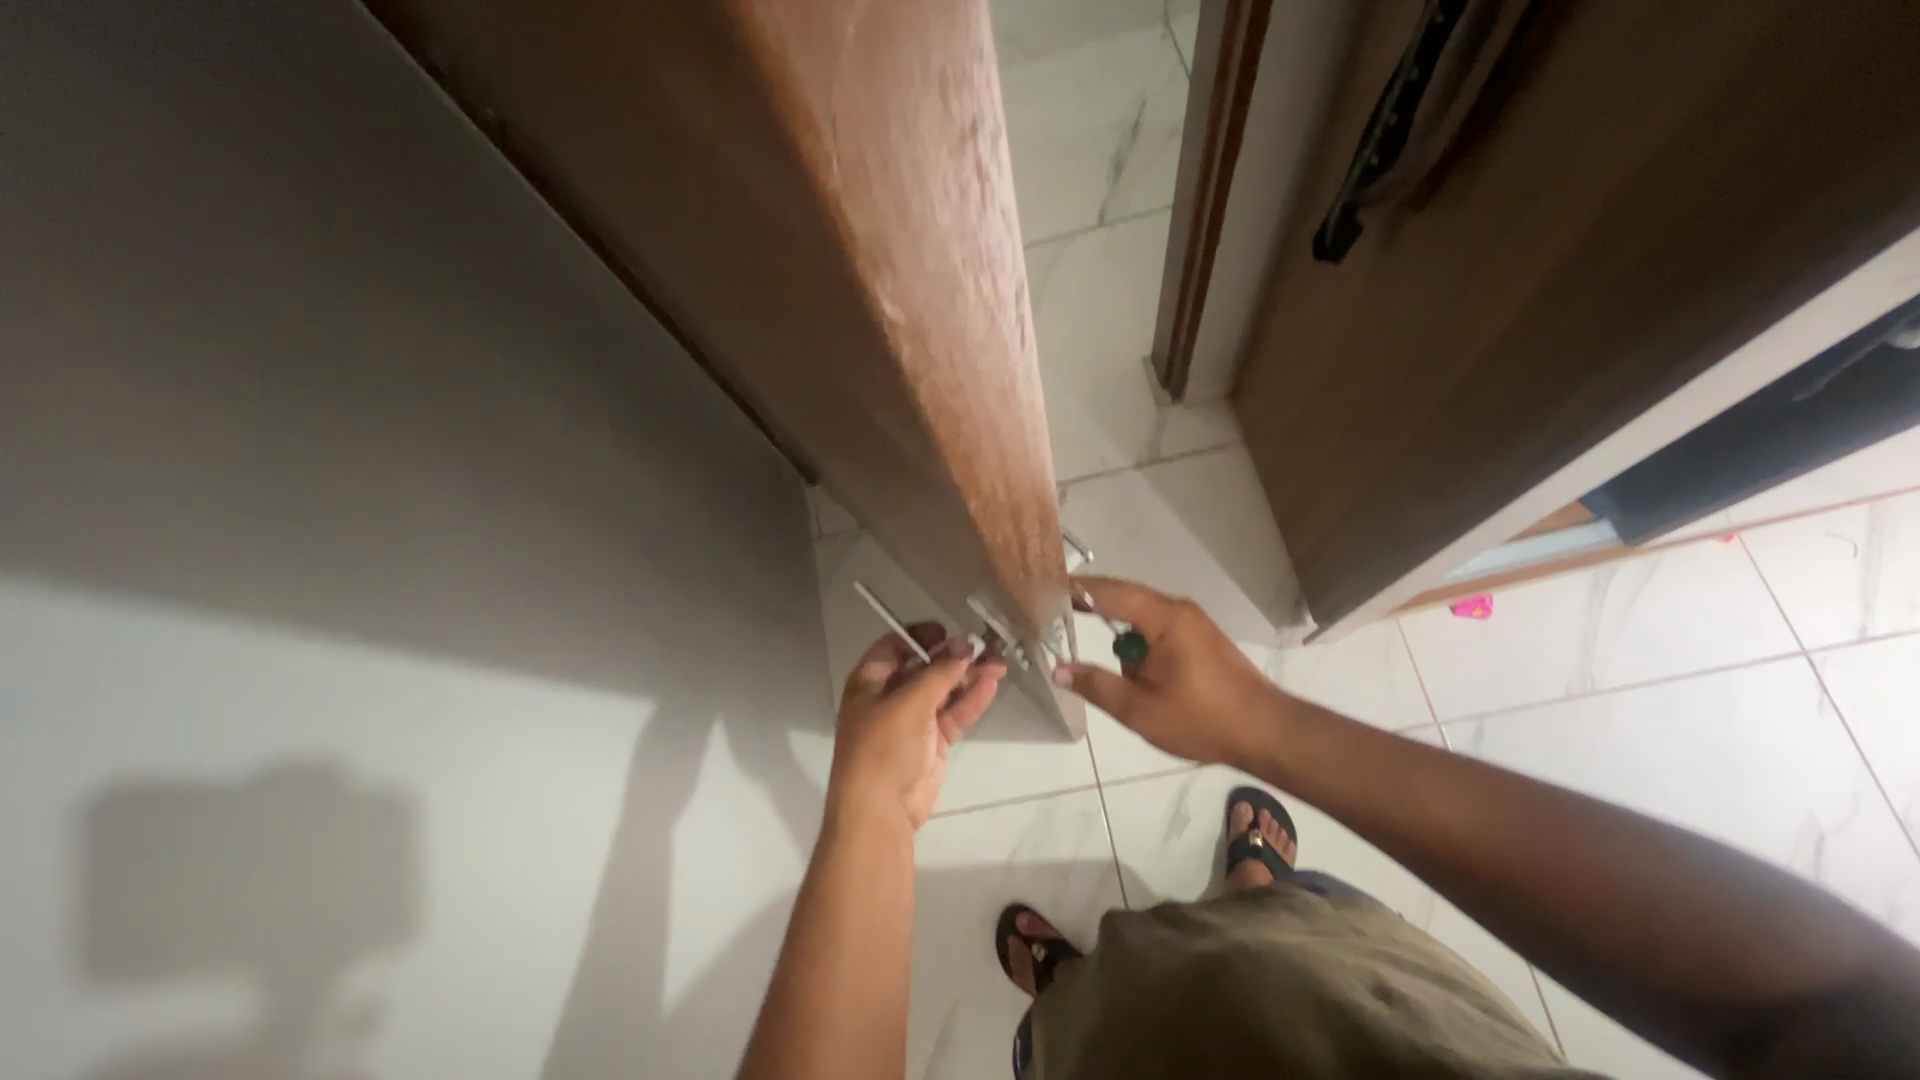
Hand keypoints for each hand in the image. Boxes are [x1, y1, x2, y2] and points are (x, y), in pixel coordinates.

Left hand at [828, 624, 1007, 830]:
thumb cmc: (883, 746)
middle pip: (924, 668)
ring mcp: (913, 721)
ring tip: (1000, 663)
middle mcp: (890, 697)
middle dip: (953, 657)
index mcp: (870, 681)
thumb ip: (939, 671)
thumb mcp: (909, 701)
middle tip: (984, 646)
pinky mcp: (933, 743)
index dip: (920, 635)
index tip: (949, 630)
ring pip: (944, 691)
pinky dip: (972, 699)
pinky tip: (992, 684)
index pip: (894, 646)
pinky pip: (954, 714)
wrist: (880, 809)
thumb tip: (965, 646)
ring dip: (969, 677)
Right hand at [1051, 576, 1282, 768]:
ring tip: (1081, 635)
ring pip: (1141, 615)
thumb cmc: (1203, 720)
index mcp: (1165, 619)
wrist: (1267, 732)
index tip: (1045, 587)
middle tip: (1053, 611)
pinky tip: (1127, 663)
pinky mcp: (1200, 638)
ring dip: (1116, 627)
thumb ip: (1097, 686)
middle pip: (1125, 597)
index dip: (1077, 588)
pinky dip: (1136, 637)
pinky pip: (1157, 627)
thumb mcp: (1140, 710)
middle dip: (1090, 604)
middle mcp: (1179, 610)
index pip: (1110, 591)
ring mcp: (1193, 623)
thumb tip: (1058, 670)